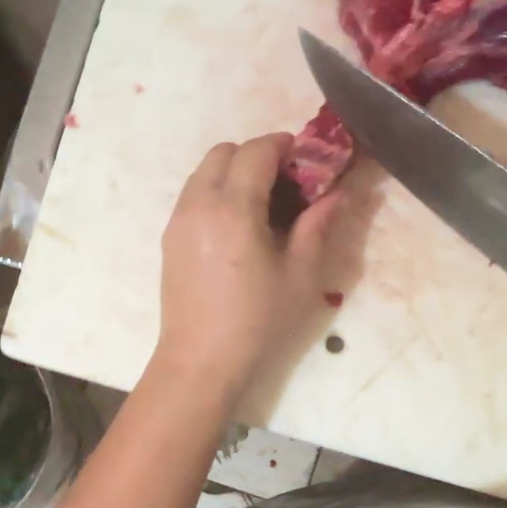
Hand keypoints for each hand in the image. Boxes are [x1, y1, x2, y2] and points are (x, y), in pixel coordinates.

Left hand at [154, 134, 343, 397]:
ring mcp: (178, 221)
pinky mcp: (169, 241)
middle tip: (284, 184)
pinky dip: (214, 194)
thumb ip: (317, 226)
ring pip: (203, 173)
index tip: (306, 161)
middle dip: (255, 156)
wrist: (200, 360)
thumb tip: (337, 194)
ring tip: (260, 207)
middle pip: (223, 152)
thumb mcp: (299, 275)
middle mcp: (198, 204)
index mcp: (232, 206)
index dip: (284, 147)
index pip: (257, 151)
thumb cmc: (256, 320)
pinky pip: (192, 197)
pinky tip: (236, 228)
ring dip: (232, 173)